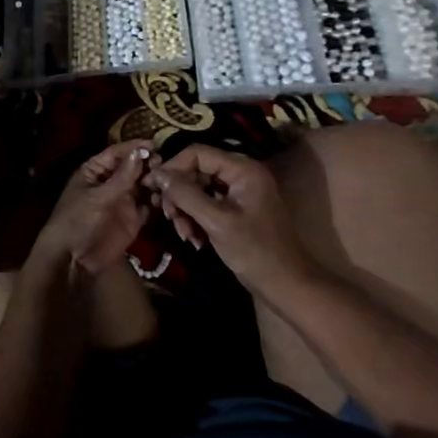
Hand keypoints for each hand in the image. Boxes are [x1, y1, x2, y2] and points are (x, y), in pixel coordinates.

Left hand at [33, 140, 154, 275]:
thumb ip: (121, 177)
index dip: (133, 148)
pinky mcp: (133, 219)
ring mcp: (123, 201)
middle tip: (164, 163)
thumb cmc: (77, 221)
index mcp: (94, 172)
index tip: (154, 144)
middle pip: (133, 168)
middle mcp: (110, 183)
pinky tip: (168, 197)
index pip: (115, 154)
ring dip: (155, 182)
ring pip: (143, 185)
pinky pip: (149, 205)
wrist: (73, 258)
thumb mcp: (98, 197)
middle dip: (148, 164)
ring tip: (167, 180)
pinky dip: (158, 201)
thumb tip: (140, 153)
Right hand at [145, 145, 316, 291]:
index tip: (154, 189)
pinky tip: (194, 238)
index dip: (173, 167)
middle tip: (168, 216)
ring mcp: (237, 191)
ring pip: (195, 188)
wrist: (283, 283)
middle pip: (194, 170)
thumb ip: (185, 195)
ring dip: (183, 210)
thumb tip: (156, 174)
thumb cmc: (254, 251)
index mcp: (243, 170)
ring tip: (184, 234)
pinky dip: (193, 218)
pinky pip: (203, 203)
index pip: (197, 153)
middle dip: (178, 194)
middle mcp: (240, 174)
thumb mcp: (216, 222)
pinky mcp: (233, 208)